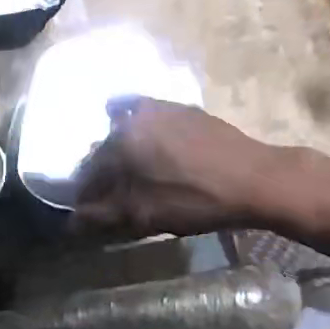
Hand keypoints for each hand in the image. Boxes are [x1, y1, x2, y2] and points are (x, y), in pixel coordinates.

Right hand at [73, 97, 295, 236]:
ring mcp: (157, 108)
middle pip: (104, 148)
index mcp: (117, 146)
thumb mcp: (144, 216)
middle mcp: (130, 120)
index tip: (91, 209)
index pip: (88, 173)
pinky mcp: (181, 108)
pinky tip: (148, 138)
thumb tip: (72, 220)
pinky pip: (146, 112)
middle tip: (113, 190)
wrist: (257, 179)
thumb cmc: (195, 201)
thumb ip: (102, 215)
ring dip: (119, 147)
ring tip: (132, 168)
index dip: (87, 195)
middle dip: (102, 169)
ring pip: (123, 128)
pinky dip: (137, 122)